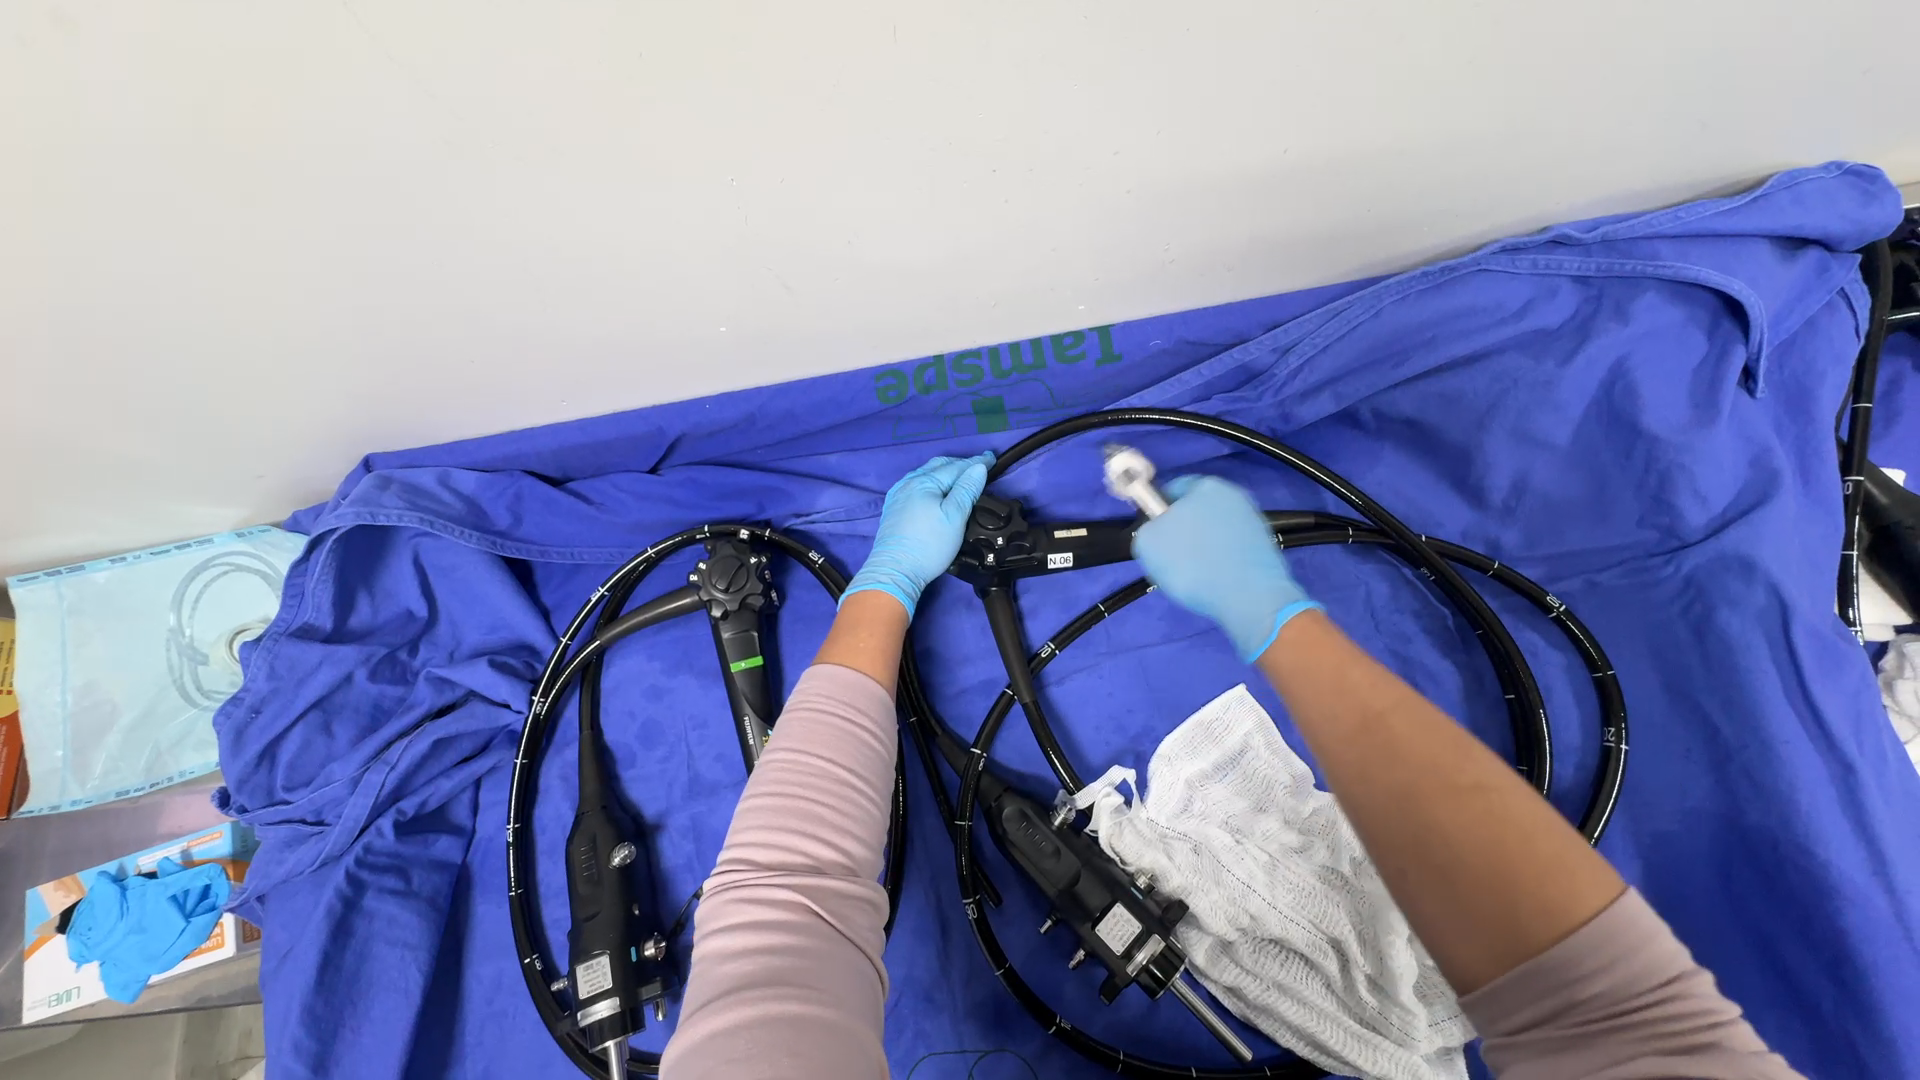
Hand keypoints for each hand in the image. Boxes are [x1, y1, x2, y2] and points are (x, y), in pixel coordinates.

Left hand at [843, 452, 994, 617]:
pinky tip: (934, 488)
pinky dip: (931, 481)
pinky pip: (915, 484)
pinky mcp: (893, 507)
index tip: (992, 458)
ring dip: (944, 471)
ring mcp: (898, 495)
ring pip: (925, 474)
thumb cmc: (929, 545)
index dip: (975, 463)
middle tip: (978, 465)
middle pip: (938, 466)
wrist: (895, 570)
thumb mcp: (955, 517)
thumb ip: (967, 490)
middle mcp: (908, 482)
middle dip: (959, 463)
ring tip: (959, 474)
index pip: (955, 467)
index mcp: (924, 482)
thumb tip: (978, 467)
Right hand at [1131, 475, 1321, 660]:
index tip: (1153, 535)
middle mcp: (1234, 496)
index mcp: (1206, 485)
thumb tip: (1156, 530)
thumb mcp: (1147, 543)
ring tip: (1192, 574)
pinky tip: (1213, 580)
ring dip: (1200, 548)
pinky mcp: (1263, 546)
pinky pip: (1229, 550)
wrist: (1248, 597)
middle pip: (1193, 511)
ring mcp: (1252, 521)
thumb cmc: (1193, 564)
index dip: (1157, 511)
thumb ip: (1147, 527)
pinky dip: (1219, 561)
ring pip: (1212, 532)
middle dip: (1180, 531)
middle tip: (1169, 557)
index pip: (1172, 489)